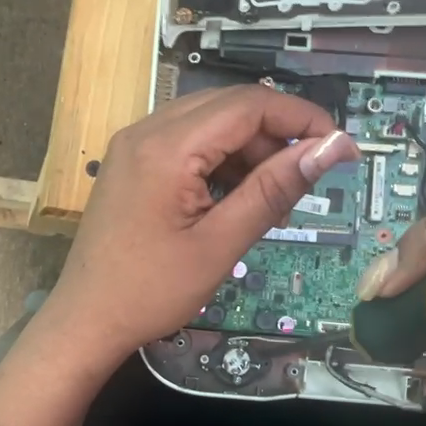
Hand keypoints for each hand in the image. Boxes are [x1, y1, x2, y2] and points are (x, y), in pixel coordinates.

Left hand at [43, 85, 359, 355]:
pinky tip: (233, 199)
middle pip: (228, 108)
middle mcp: (145, 131)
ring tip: (270, 201)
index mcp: (166, 147)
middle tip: (304, 182)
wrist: (86, 320)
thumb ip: (275, 190)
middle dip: (275, 136)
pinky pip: (184, 143)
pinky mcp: (129, 164)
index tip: (339, 149)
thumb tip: (331, 148)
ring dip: (247, 151)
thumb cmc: (151, 292)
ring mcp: (132, 146)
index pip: (248, 105)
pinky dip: (218, 161)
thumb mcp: (220, 244)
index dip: (301, 119)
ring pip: (207, 124)